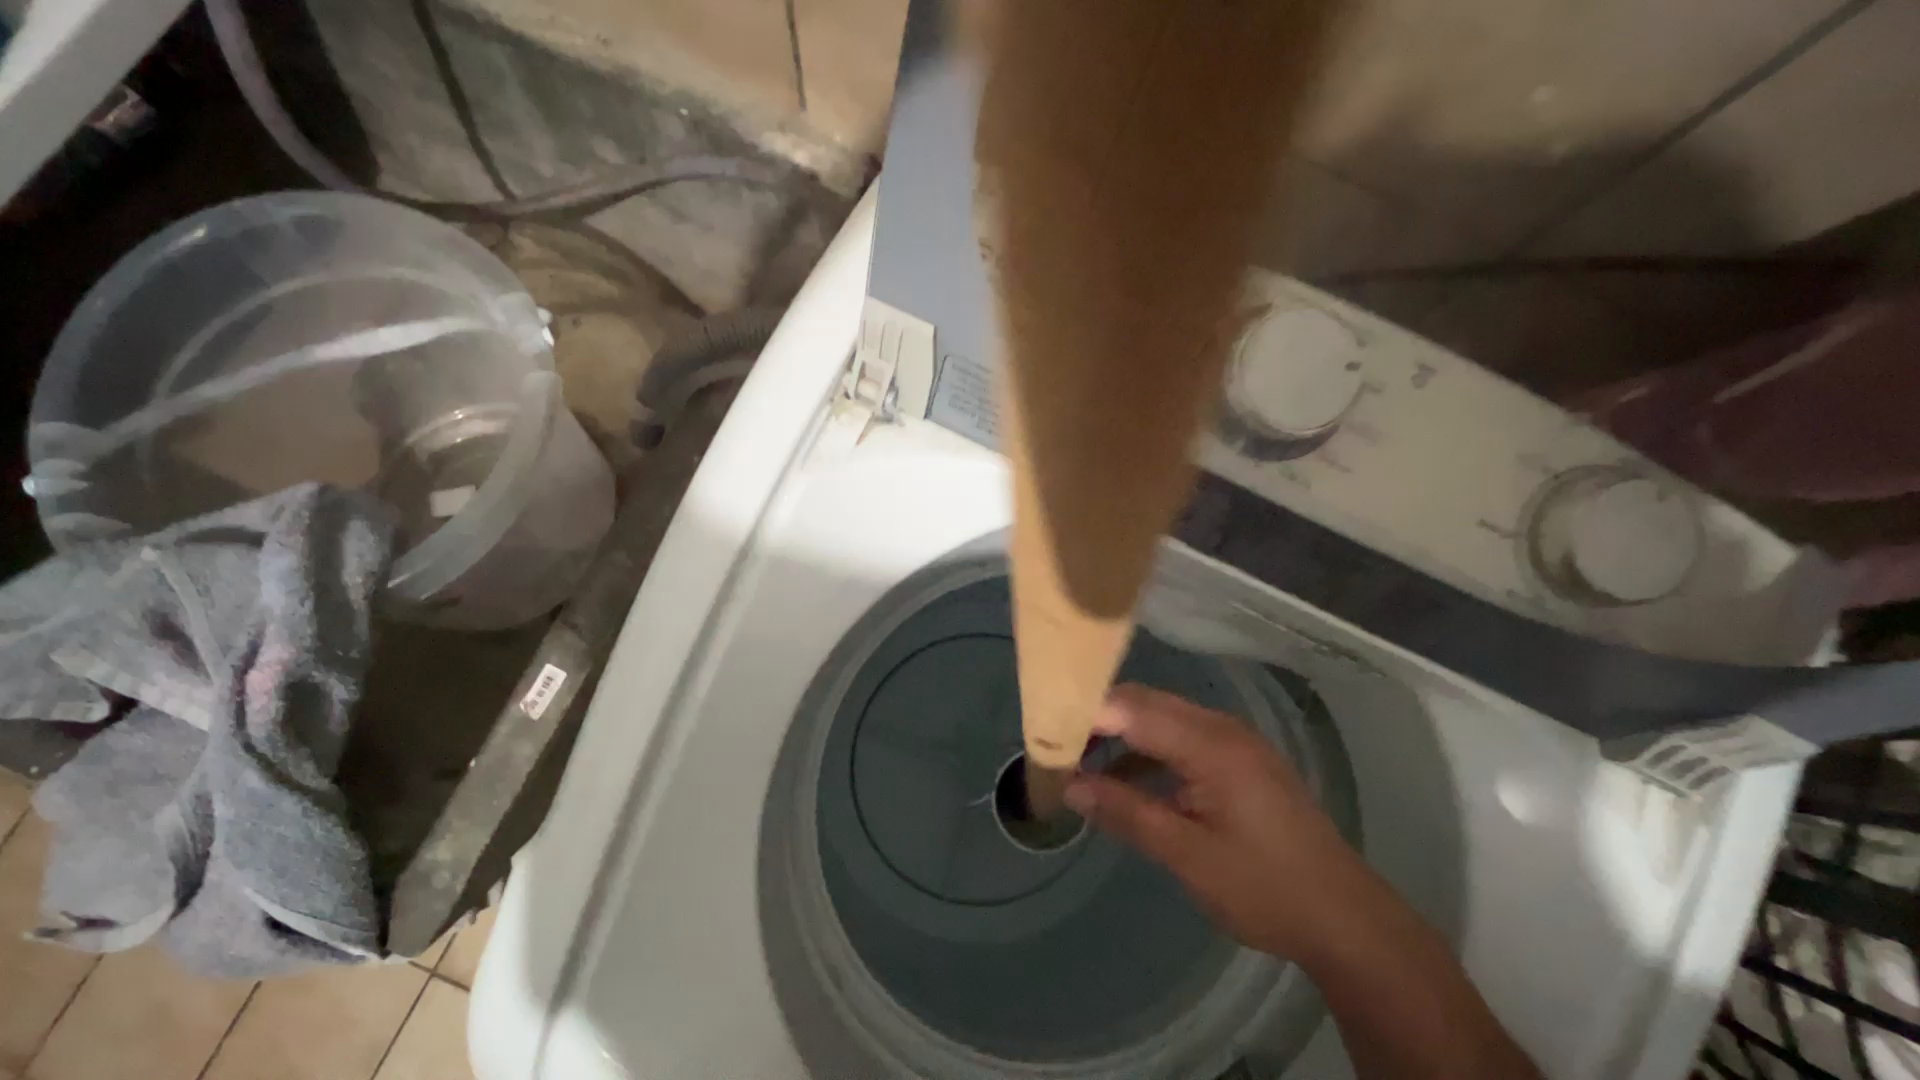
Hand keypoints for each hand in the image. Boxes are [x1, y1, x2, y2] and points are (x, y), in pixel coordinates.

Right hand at [1065, 684, 1376, 959]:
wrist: (1343, 918)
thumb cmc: (1264, 888)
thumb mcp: (1186, 855)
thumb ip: (1126, 813)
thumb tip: (1068, 785)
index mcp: (1212, 745)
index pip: (1133, 708)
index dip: (1086, 714)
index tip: (1043, 730)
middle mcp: (1224, 731)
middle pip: (1147, 704)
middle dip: (1099, 719)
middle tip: (1054, 745)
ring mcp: (1237, 745)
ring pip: (1164, 721)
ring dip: (1122, 737)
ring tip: (1079, 764)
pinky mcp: (1242, 765)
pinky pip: (1183, 742)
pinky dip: (1149, 755)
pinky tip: (1126, 784)